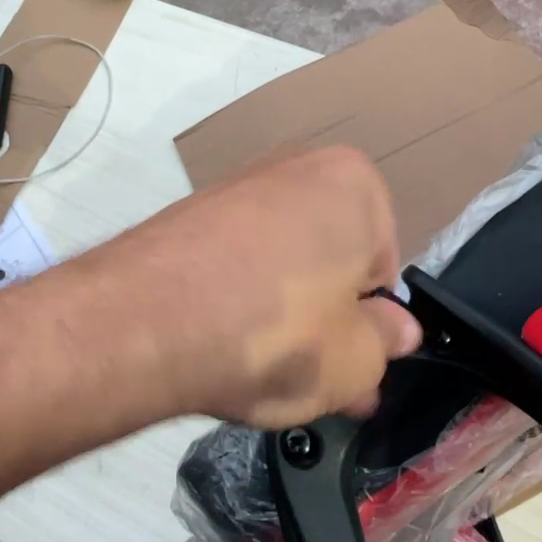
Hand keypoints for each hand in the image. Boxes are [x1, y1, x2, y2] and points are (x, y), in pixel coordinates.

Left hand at [110, 146, 421, 429]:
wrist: (144, 321)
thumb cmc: (276, 333)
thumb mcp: (355, 360)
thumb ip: (386, 342)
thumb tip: (397, 329)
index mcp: (354, 184)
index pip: (383, 266)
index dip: (368, 324)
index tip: (349, 361)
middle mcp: (299, 167)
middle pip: (331, 257)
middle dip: (326, 316)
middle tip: (309, 374)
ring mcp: (240, 184)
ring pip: (284, 259)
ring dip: (283, 309)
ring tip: (259, 365)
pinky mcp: (192, 210)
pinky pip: (237, 258)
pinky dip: (238, 295)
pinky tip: (221, 340)